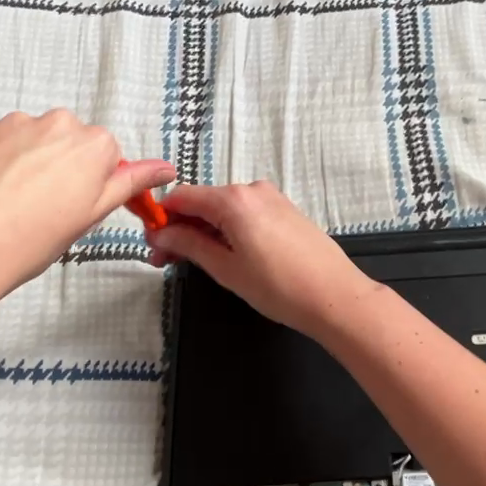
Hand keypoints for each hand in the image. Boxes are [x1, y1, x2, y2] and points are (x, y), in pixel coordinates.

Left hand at [0, 110, 172, 294]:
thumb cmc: (27, 241)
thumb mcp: (90, 216)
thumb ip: (130, 183)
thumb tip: (166, 168)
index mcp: (94, 144)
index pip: (106, 154)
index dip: (92, 182)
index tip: (75, 205)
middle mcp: (57, 123)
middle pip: (69, 141)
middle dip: (61, 165)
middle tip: (42, 208)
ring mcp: (13, 124)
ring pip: (32, 140)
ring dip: (27, 161)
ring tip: (7, 204)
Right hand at [150, 182, 379, 339]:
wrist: (334, 296)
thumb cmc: (277, 286)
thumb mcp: (225, 268)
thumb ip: (190, 244)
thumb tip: (161, 232)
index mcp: (234, 199)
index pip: (183, 196)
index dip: (162, 218)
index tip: (151, 244)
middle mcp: (252, 189)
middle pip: (203, 202)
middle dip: (180, 228)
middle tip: (163, 261)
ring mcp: (271, 197)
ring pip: (223, 209)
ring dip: (202, 231)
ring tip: (191, 262)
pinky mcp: (285, 210)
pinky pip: (245, 213)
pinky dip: (227, 229)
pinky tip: (222, 254)